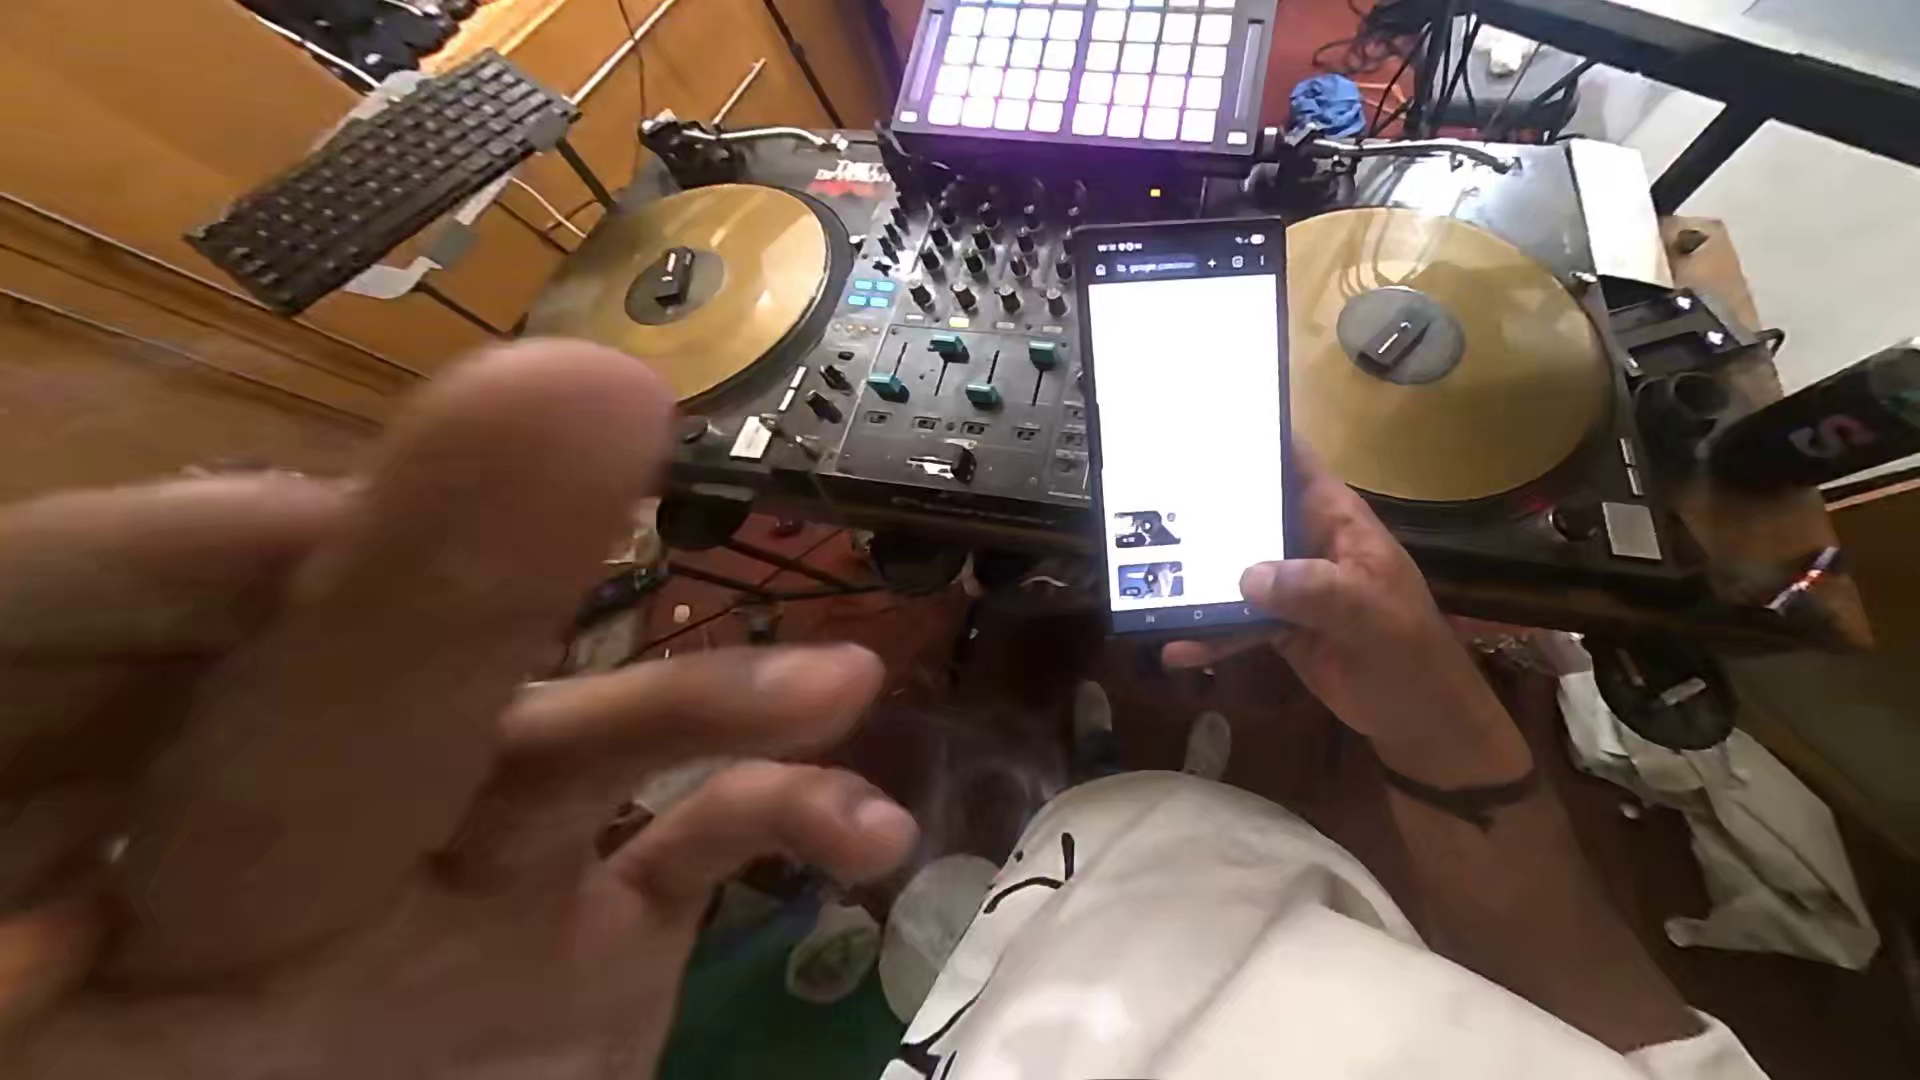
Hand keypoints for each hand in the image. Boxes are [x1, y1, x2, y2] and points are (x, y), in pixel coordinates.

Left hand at [0, 342, 915, 1077]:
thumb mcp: (92, 1053)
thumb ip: (59, 938)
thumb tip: (141, 741)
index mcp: (94, 855)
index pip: (71, 648)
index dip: (155, 573)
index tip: (286, 530)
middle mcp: (310, 829)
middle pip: (378, 662)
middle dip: (485, 539)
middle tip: (600, 397)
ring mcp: (488, 862)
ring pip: (594, 735)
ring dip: (721, 698)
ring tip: (842, 683)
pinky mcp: (613, 917)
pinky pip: (709, 838)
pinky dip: (792, 818)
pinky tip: (867, 833)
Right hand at [1162, 446, 1530, 787]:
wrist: (1419, 722)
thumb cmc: (1411, 658)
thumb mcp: (1371, 619)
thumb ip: (1317, 592)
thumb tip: (1247, 576)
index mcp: (1335, 523)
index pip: (1295, 464)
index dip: (1256, 440)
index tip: (1201, 427)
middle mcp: (1304, 545)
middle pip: (1247, 513)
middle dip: (1203, 507)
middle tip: (1148, 498)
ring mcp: (1287, 585)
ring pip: (1232, 567)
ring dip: (1195, 577)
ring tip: (1148, 581)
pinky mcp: (1273, 622)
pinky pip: (1231, 618)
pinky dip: (1207, 632)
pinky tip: (1177, 648)